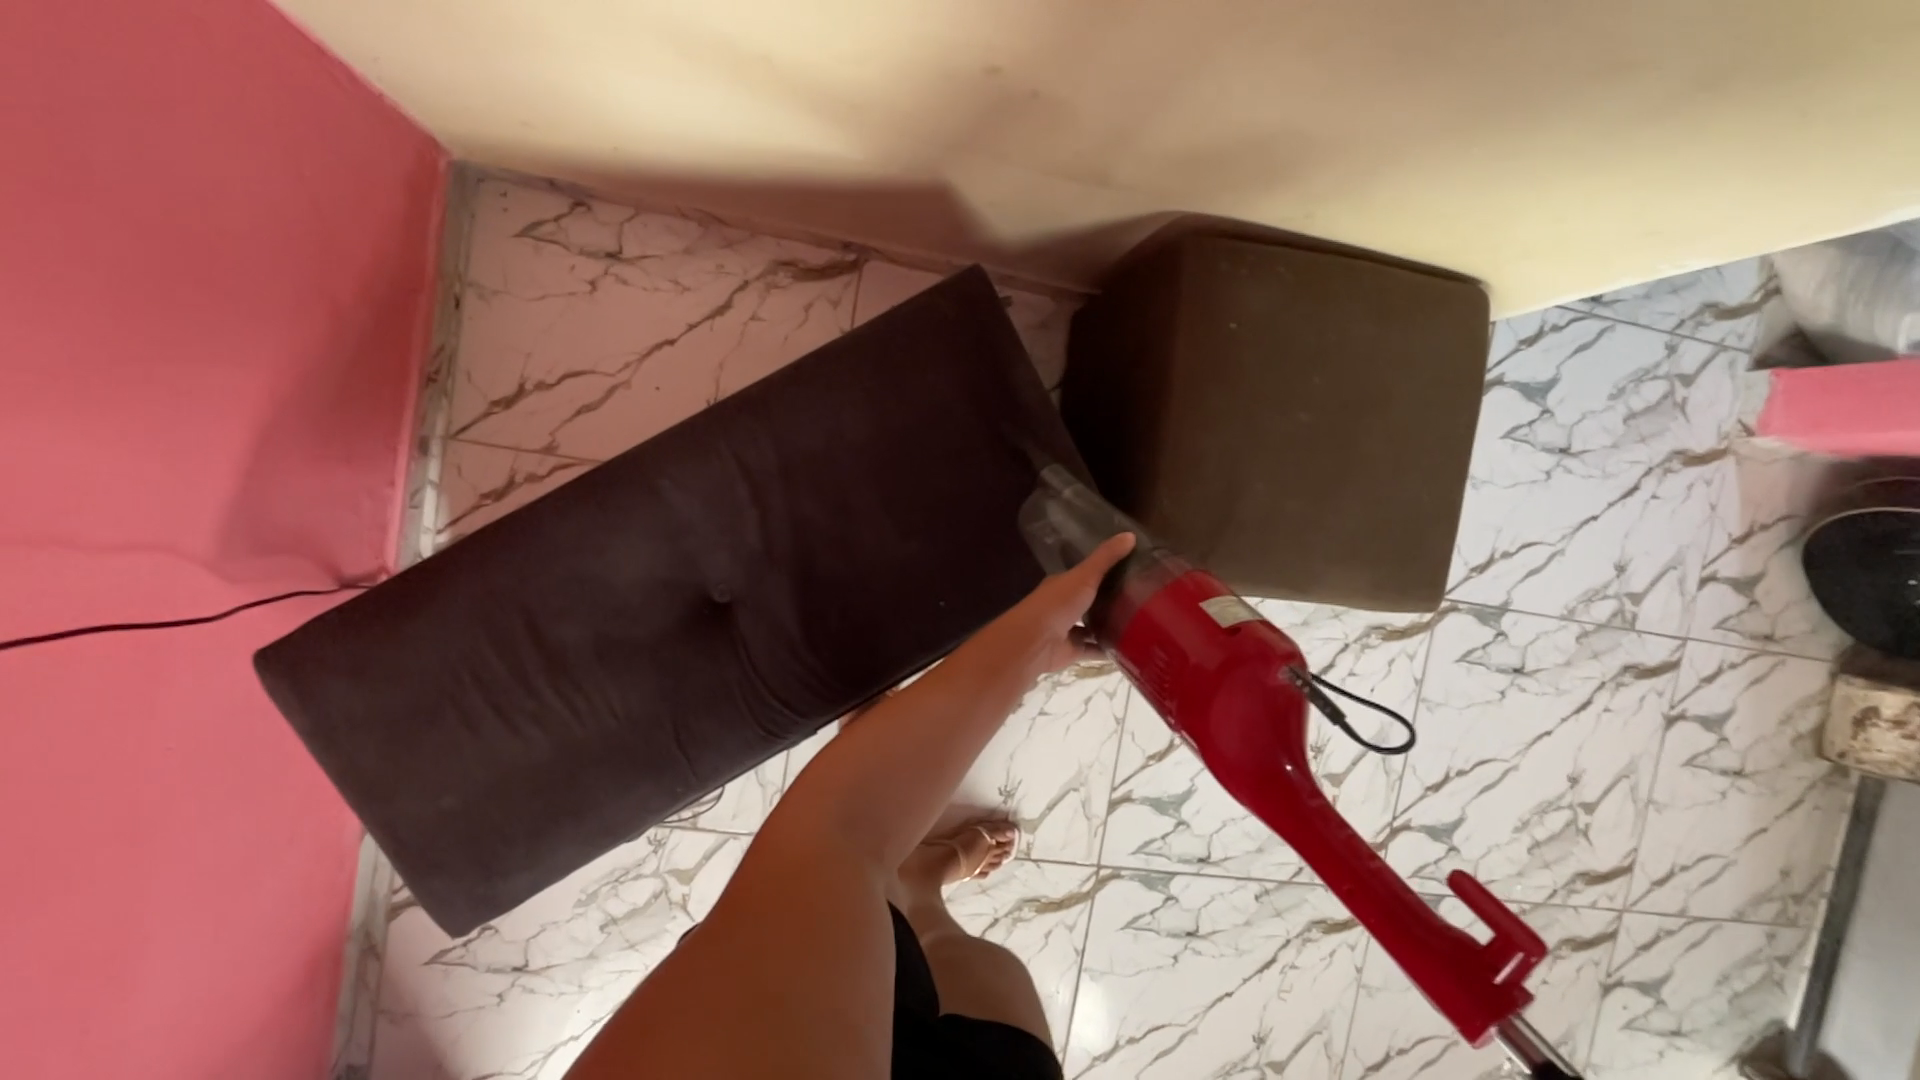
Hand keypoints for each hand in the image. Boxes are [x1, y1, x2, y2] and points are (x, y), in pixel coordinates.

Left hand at [1001, 532, 1136, 674]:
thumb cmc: (1057, 603)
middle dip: (1111, 601)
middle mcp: (1063, 606)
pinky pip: (1093, 649)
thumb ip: (1106, 558)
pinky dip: (1108, 650)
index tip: (1132, 570)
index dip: (1105, 572)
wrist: (1034, 642)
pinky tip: (1129, 648)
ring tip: (1140, 624)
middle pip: (1090, 601)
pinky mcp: (1071, 651)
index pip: (1086, 575)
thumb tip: (1130, 535)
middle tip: (1142, 599)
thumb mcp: (1084, 575)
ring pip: (1092, 627)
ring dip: (1110, 626)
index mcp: (1063, 584)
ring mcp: (1067, 630)